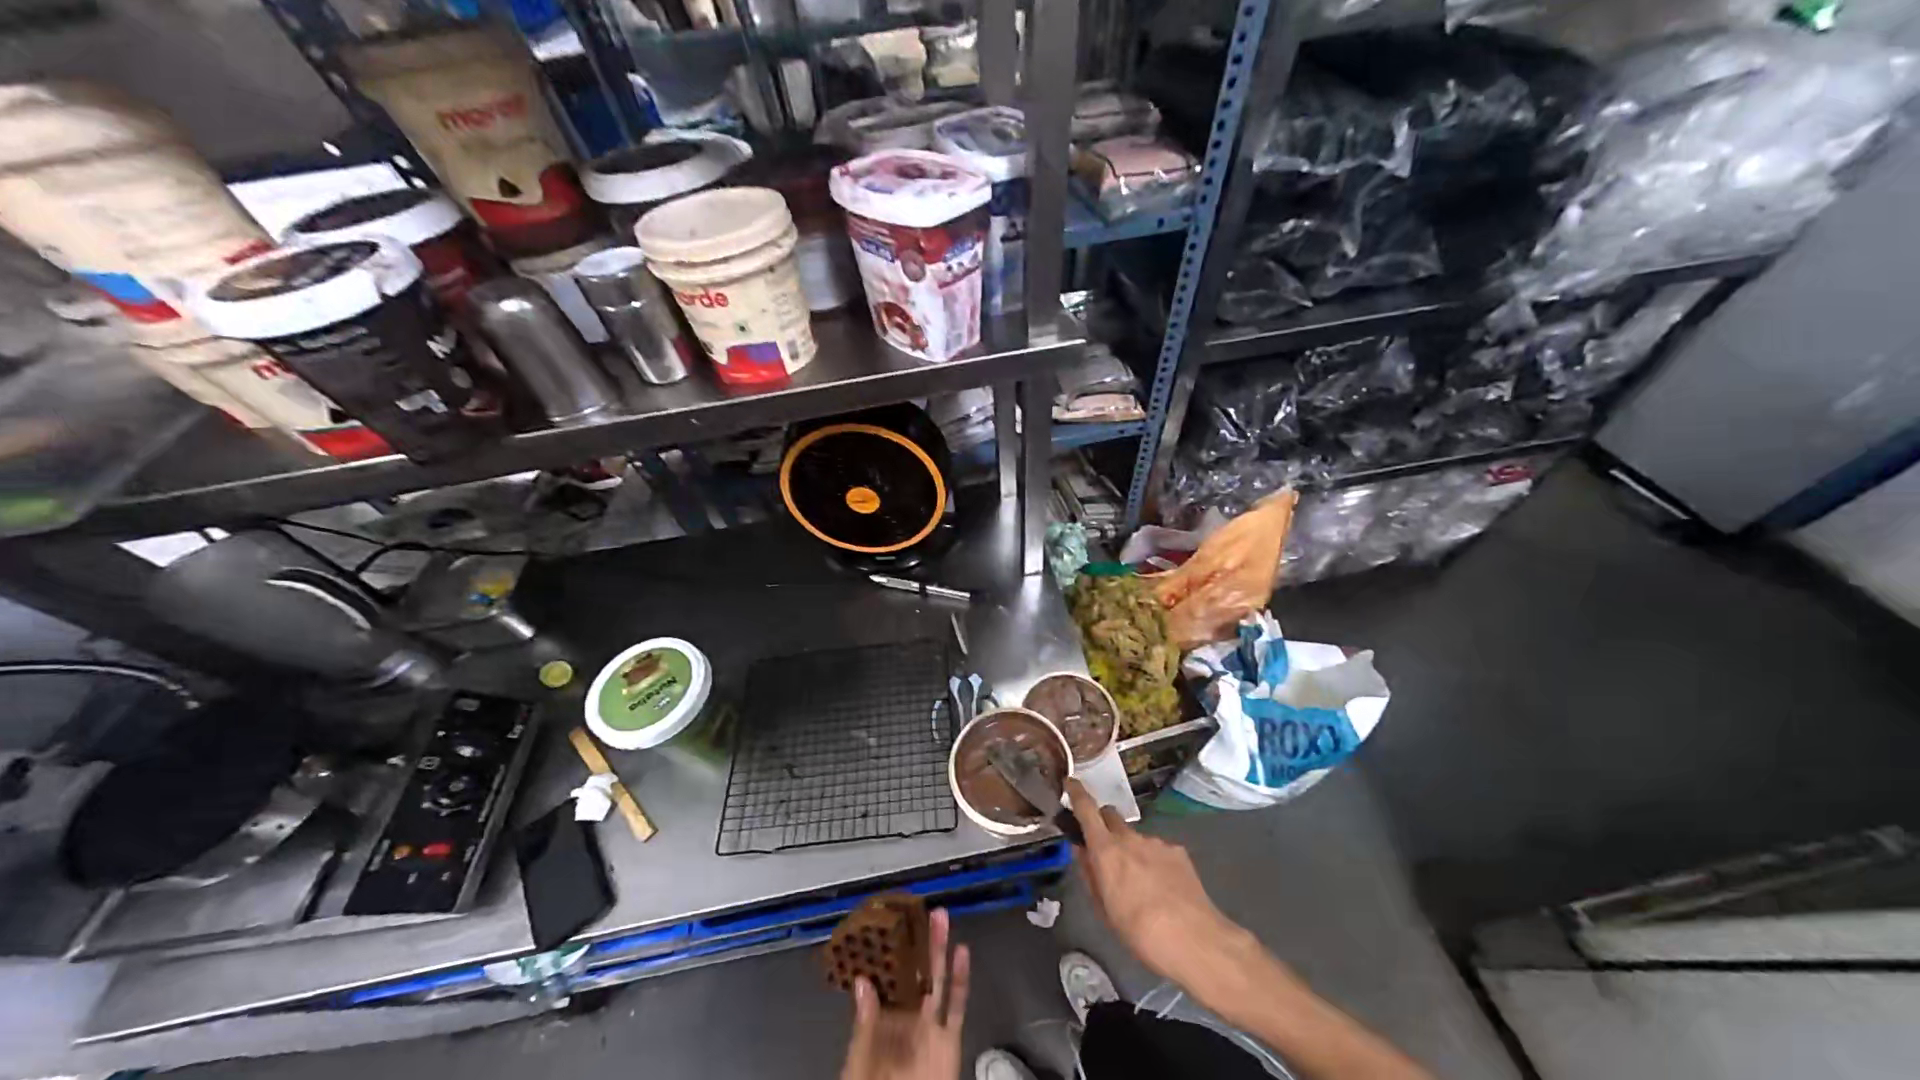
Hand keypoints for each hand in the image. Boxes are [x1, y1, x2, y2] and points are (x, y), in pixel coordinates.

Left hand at [839, 907, 970, 1079]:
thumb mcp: (861, 1062)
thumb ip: (863, 1025)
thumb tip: (862, 980)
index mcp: (879, 1021)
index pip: (885, 979)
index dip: (890, 952)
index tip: (892, 923)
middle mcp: (905, 1018)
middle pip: (914, 974)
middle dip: (919, 943)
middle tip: (922, 910)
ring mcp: (928, 1028)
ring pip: (936, 982)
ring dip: (941, 951)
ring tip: (942, 918)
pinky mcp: (949, 1041)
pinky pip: (956, 1006)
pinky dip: (961, 979)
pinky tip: (963, 953)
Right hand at [1064, 778, 1257, 1000]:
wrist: (1194, 940)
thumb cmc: (1139, 932)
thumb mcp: (1103, 910)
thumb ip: (1090, 875)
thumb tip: (1082, 852)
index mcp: (1106, 850)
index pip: (1086, 809)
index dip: (1076, 793)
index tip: (1071, 782)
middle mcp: (1130, 838)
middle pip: (1111, 816)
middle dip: (1104, 826)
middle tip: (1106, 853)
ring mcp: (1157, 842)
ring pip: (1136, 837)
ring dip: (1132, 850)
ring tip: (1142, 884)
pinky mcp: (1178, 851)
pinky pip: (1158, 849)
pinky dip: (1155, 861)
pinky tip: (1164, 888)